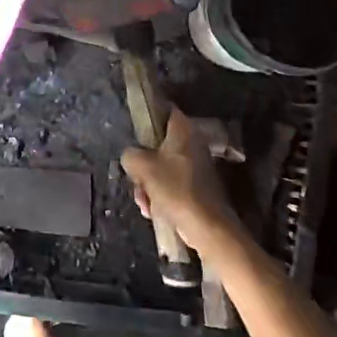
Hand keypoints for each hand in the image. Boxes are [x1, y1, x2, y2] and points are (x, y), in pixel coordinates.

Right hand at [121, 108, 247, 258]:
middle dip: (143, 166)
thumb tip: (132, 156)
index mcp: (183, 130)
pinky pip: (170, 186)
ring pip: (161, 169)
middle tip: (136, 180)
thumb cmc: (175, 188)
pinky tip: (153, 211)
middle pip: (157, 146)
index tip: (133, 132)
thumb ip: (131, 155)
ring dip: (148, 186)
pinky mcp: (196, 187)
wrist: (206, 225)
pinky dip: (160, 197)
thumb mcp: (143, 167)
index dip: (148, 118)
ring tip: (145, 202)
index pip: (165, 110)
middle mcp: (192, 144)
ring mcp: (195, 167)